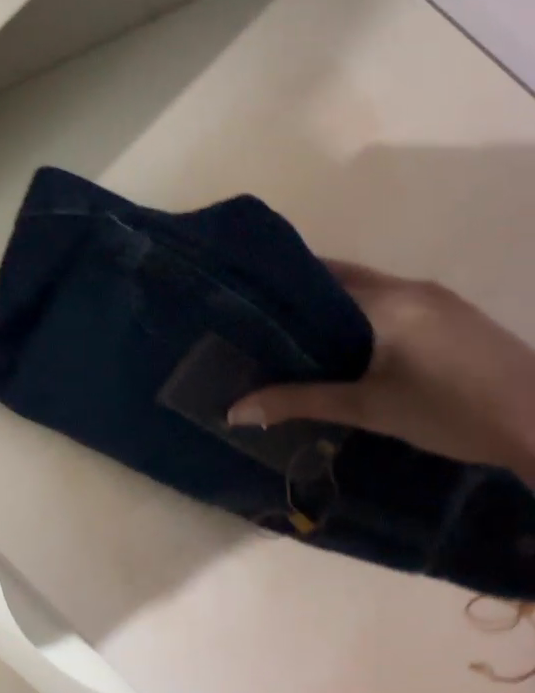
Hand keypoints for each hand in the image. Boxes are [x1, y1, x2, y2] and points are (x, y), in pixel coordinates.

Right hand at [229, 260, 534, 480]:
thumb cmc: (457, 415)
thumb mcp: (370, 410)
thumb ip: (297, 401)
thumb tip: (232, 412)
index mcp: (385, 301)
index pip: (309, 276)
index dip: (270, 287)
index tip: (236, 304)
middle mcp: (410, 288)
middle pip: (337, 277)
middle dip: (297, 296)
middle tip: (257, 322)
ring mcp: (441, 299)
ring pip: (367, 289)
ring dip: (333, 305)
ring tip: (297, 335)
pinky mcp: (461, 315)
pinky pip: (393, 300)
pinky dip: (364, 313)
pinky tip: (351, 343)